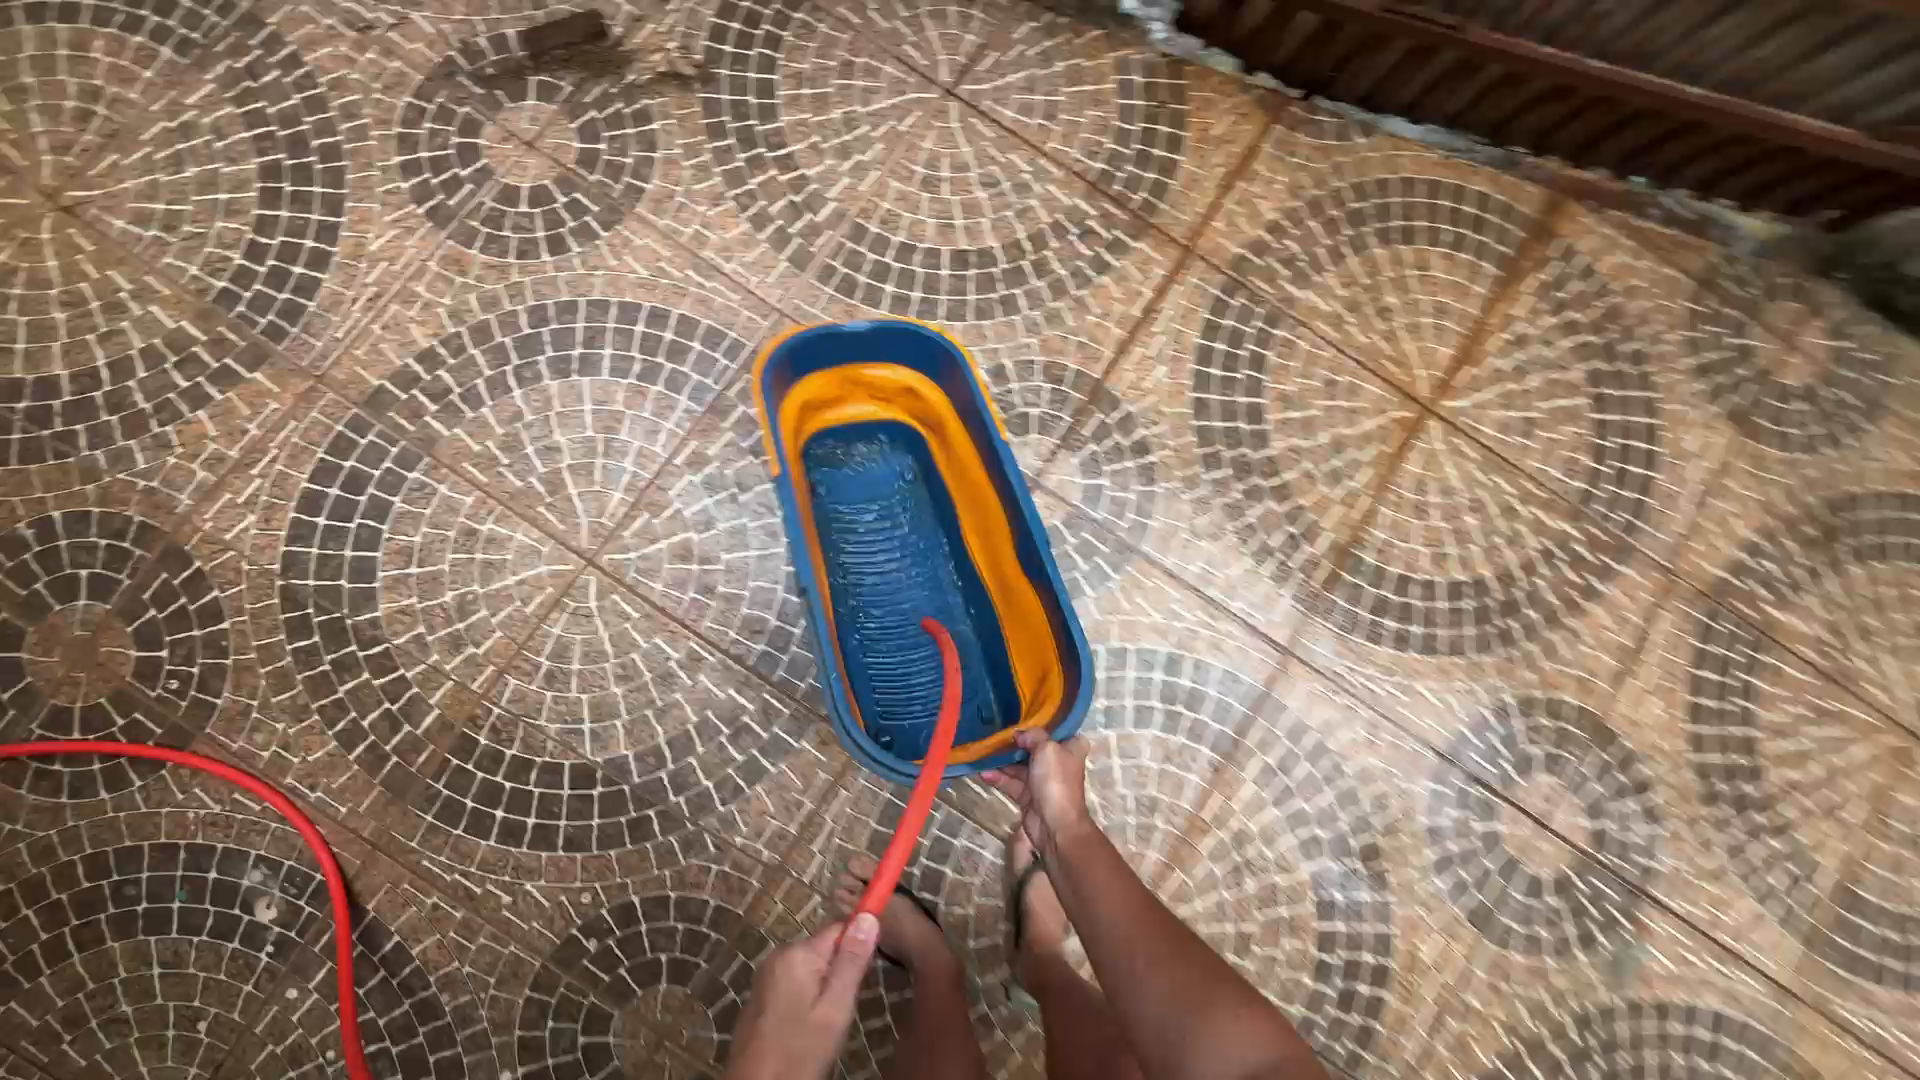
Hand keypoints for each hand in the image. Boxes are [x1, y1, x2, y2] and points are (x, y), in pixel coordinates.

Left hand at [724, 913, 879, 1079]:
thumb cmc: (799, 1052)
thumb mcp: (834, 1009)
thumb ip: (852, 962)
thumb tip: (868, 915)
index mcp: (797, 953)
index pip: (840, 928)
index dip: (858, 946)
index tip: (867, 975)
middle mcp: (779, 955)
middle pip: (825, 949)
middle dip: (841, 973)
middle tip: (843, 1009)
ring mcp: (766, 976)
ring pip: (812, 969)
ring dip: (825, 989)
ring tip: (827, 1023)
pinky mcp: (761, 996)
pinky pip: (795, 984)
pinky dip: (808, 1000)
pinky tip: (808, 1029)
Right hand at [979, 728, 1091, 857]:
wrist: (1056, 825)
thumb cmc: (1056, 780)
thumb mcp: (1047, 748)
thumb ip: (1033, 735)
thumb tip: (1019, 734)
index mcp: (1071, 748)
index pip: (1056, 730)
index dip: (1038, 723)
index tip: (1018, 715)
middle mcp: (1058, 762)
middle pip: (1033, 747)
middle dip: (1015, 742)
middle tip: (994, 732)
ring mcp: (1042, 780)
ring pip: (1019, 765)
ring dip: (1002, 761)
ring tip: (982, 752)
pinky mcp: (1029, 796)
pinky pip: (1011, 783)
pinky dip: (999, 778)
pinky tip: (983, 773)